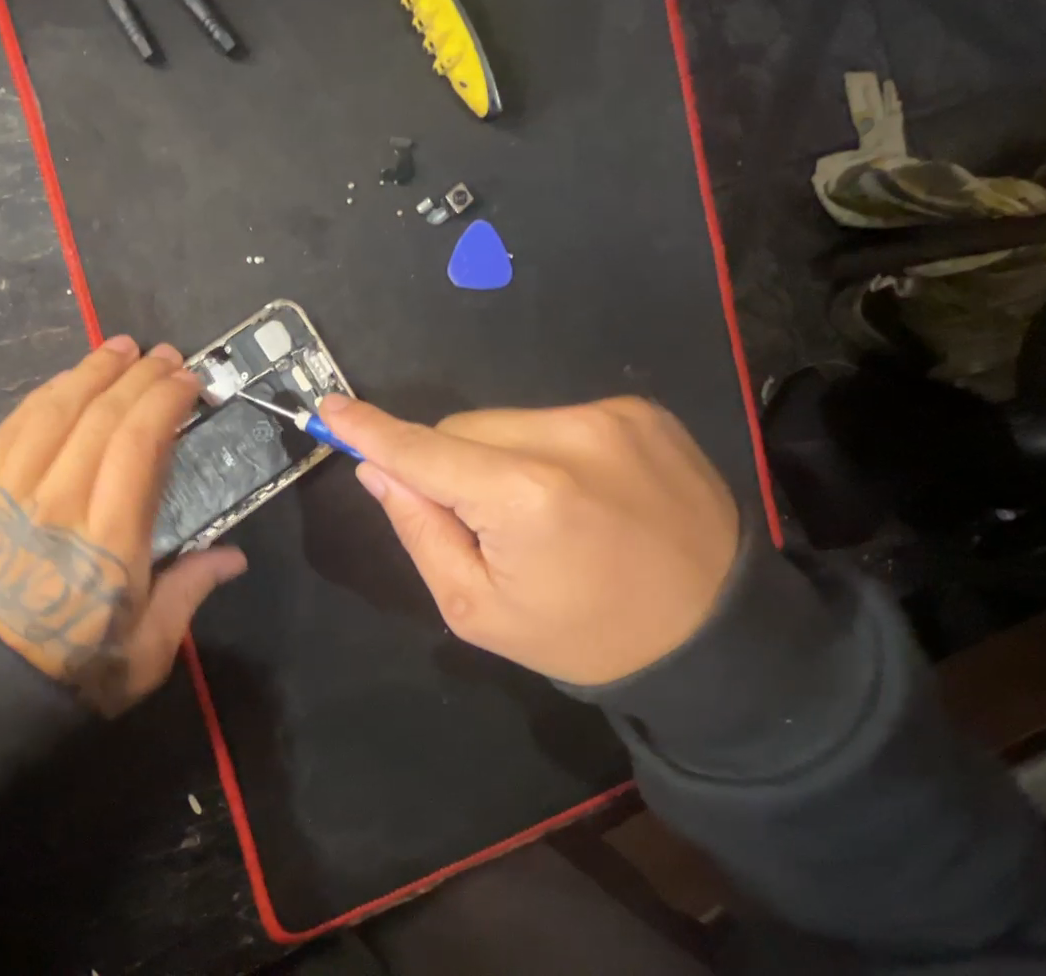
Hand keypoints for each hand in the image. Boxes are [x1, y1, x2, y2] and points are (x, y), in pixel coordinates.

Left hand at [0, 336, 247, 714]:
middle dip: (138, 376)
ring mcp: (8, 494)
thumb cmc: (68, 678)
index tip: (189, 381)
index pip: (139, 445)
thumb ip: (188, 594)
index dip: (165, 401)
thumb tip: (234, 555)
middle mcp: (58, 504)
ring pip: (53, 410)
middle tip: (166, 356)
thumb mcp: (144, 653)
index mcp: (109, 544)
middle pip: (100, 416)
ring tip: (119, 349)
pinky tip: (63, 383)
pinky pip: (10, 429)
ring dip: (90, 372)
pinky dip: (42, 397)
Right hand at [320, 394, 739, 685]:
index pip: (422, 451)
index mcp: (524, 496)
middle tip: (473, 521)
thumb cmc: (582, 634)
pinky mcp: (642, 412)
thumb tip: (379, 471)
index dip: (370, 432)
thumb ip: (419, 531)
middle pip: (459, 431)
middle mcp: (568, 436)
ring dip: (493, 456)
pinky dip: (540, 450)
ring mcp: (612, 416)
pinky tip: (574, 494)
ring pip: (503, 422)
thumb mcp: (477, 608)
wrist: (717, 637)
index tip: (328, 408)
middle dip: (445, 466)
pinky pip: (552, 419)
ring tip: (536, 513)